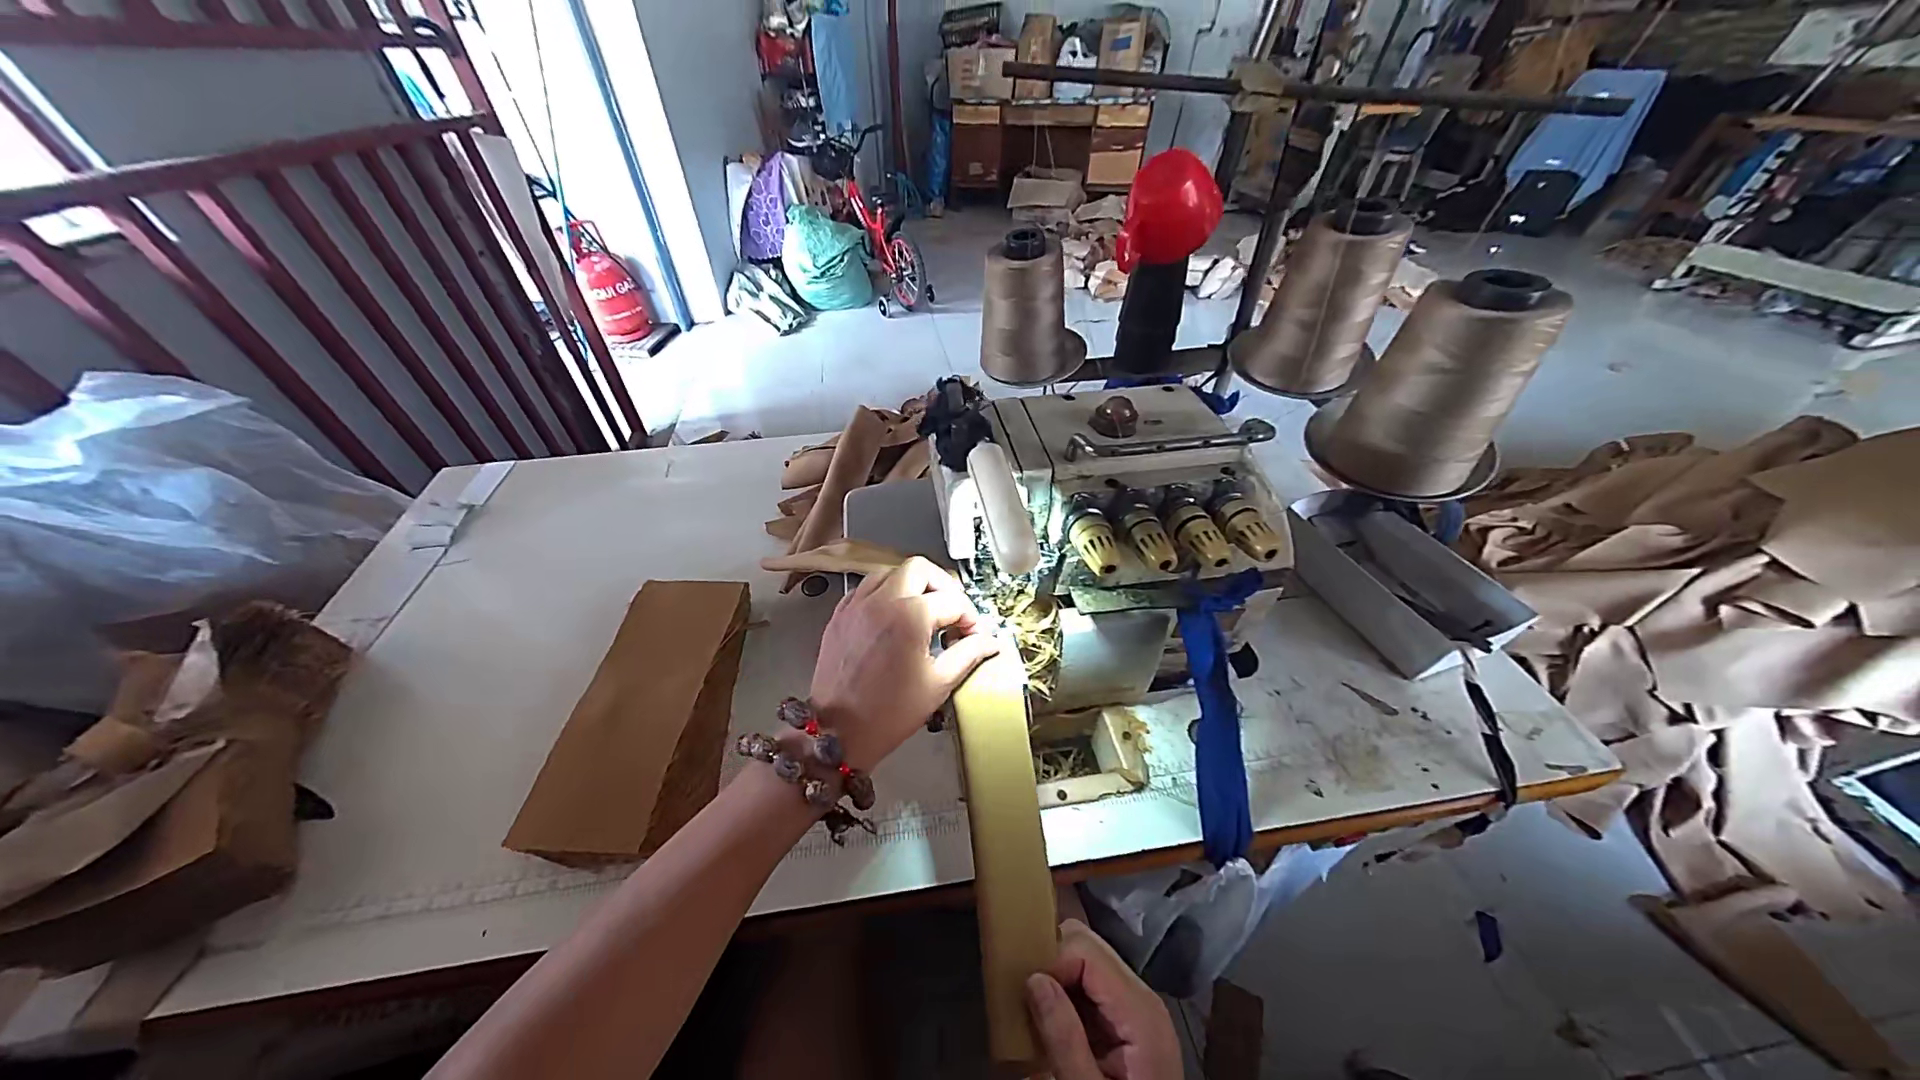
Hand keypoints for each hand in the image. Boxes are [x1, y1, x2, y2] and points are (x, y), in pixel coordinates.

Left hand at [810, 556, 1000, 770]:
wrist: (838, 732)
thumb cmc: (888, 713)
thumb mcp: (939, 683)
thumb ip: (968, 654)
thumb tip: (988, 641)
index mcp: (910, 615)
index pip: (953, 600)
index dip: (971, 618)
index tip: (974, 635)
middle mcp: (881, 601)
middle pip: (920, 569)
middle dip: (943, 586)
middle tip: (953, 611)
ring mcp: (857, 606)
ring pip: (890, 572)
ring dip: (912, 585)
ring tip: (924, 611)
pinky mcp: (840, 616)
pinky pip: (866, 588)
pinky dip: (885, 594)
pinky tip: (894, 617)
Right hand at [1026, 919, 1182, 1079]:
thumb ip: (1063, 1039)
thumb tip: (1035, 979)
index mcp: (1140, 1012)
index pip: (1085, 951)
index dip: (1052, 963)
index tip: (1025, 995)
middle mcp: (1142, 997)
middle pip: (1088, 946)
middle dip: (1052, 962)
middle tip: (1024, 997)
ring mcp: (1137, 1007)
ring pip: (1087, 960)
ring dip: (1057, 977)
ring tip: (1033, 1009)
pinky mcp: (1128, 1020)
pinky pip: (1091, 986)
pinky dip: (1066, 993)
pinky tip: (1051, 1021)